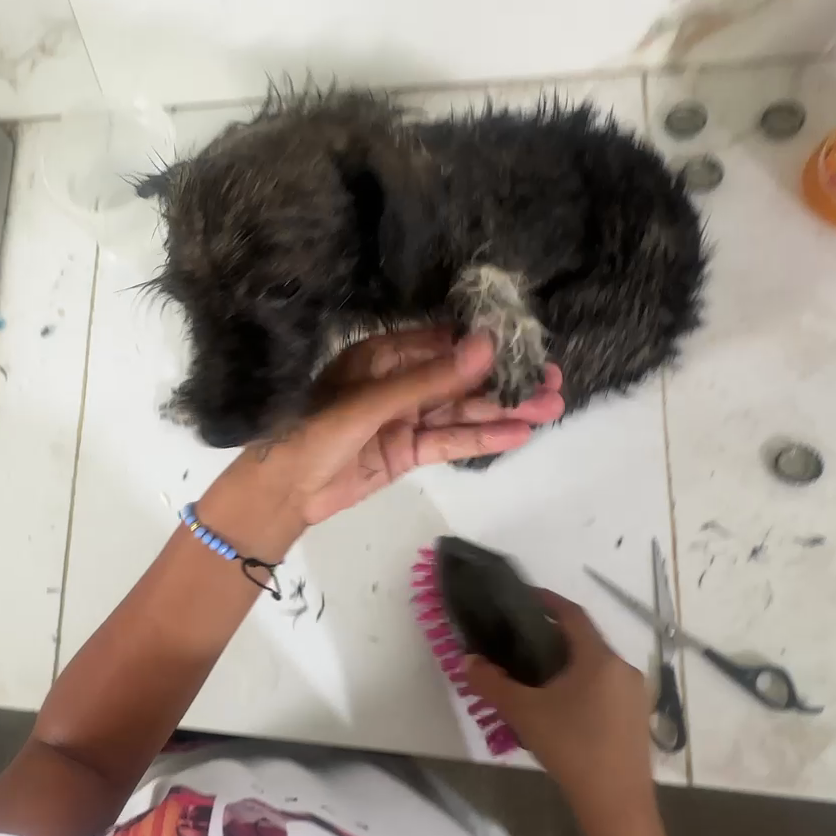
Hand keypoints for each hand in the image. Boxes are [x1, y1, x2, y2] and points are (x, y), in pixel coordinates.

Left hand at [210, 331, 563, 542]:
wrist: (282, 491)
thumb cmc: (314, 433)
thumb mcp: (371, 403)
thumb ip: (429, 380)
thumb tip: (487, 346)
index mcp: (378, 357)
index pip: (439, 344)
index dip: (483, 345)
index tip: (529, 345)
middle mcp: (394, 384)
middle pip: (456, 379)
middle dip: (503, 381)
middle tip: (554, 383)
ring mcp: (401, 420)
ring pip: (458, 412)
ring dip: (501, 410)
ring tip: (551, 408)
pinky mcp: (404, 453)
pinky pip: (447, 442)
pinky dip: (480, 439)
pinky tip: (518, 434)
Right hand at [466, 590, 654, 818]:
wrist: (616, 804)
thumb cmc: (571, 747)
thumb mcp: (522, 711)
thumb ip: (490, 681)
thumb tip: (468, 660)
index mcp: (599, 659)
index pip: (572, 614)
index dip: (545, 599)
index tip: (520, 594)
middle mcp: (622, 669)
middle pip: (583, 639)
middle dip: (549, 634)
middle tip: (515, 637)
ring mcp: (633, 696)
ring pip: (593, 665)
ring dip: (564, 660)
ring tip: (529, 670)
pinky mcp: (634, 719)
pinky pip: (602, 686)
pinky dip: (577, 682)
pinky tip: (554, 702)